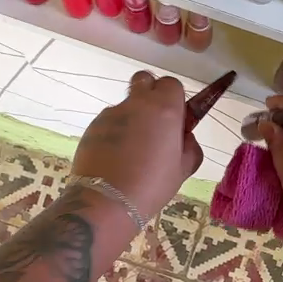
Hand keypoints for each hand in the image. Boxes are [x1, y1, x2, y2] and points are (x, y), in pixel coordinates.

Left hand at [72, 71, 204, 222]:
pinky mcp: (93, 127)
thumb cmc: (152, 185)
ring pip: (126, 105)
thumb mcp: (183, 169)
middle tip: (154, 123)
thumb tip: (184, 137)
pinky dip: (114, 135)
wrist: (107, 201)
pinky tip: (115, 160)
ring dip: (132, 119)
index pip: (172, 84)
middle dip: (150, 94)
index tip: (175, 120)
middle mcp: (136, 104)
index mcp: (164, 109)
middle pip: (144, 80)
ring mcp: (111, 113)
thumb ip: (189, 147)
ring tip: (132, 152)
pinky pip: (109, 124)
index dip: (175, 99)